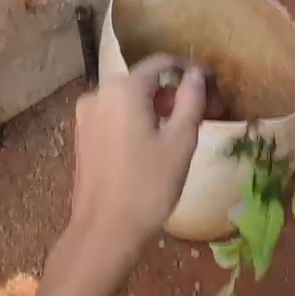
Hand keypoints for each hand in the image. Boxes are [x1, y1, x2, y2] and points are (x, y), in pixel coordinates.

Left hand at [69, 54, 206, 257]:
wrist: (105, 231)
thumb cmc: (149, 186)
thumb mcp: (180, 142)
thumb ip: (191, 101)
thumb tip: (196, 75)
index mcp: (123, 89)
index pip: (161, 64)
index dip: (189, 70)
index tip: (211, 85)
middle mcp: (99, 93)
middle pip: (144, 82)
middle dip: (173, 93)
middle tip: (204, 114)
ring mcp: (86, 116)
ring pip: (129, 101)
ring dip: (156, 109)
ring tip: (182, 133)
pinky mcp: (82, 137)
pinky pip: (115, 118)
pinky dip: (137, 122)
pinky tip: (154, 146)